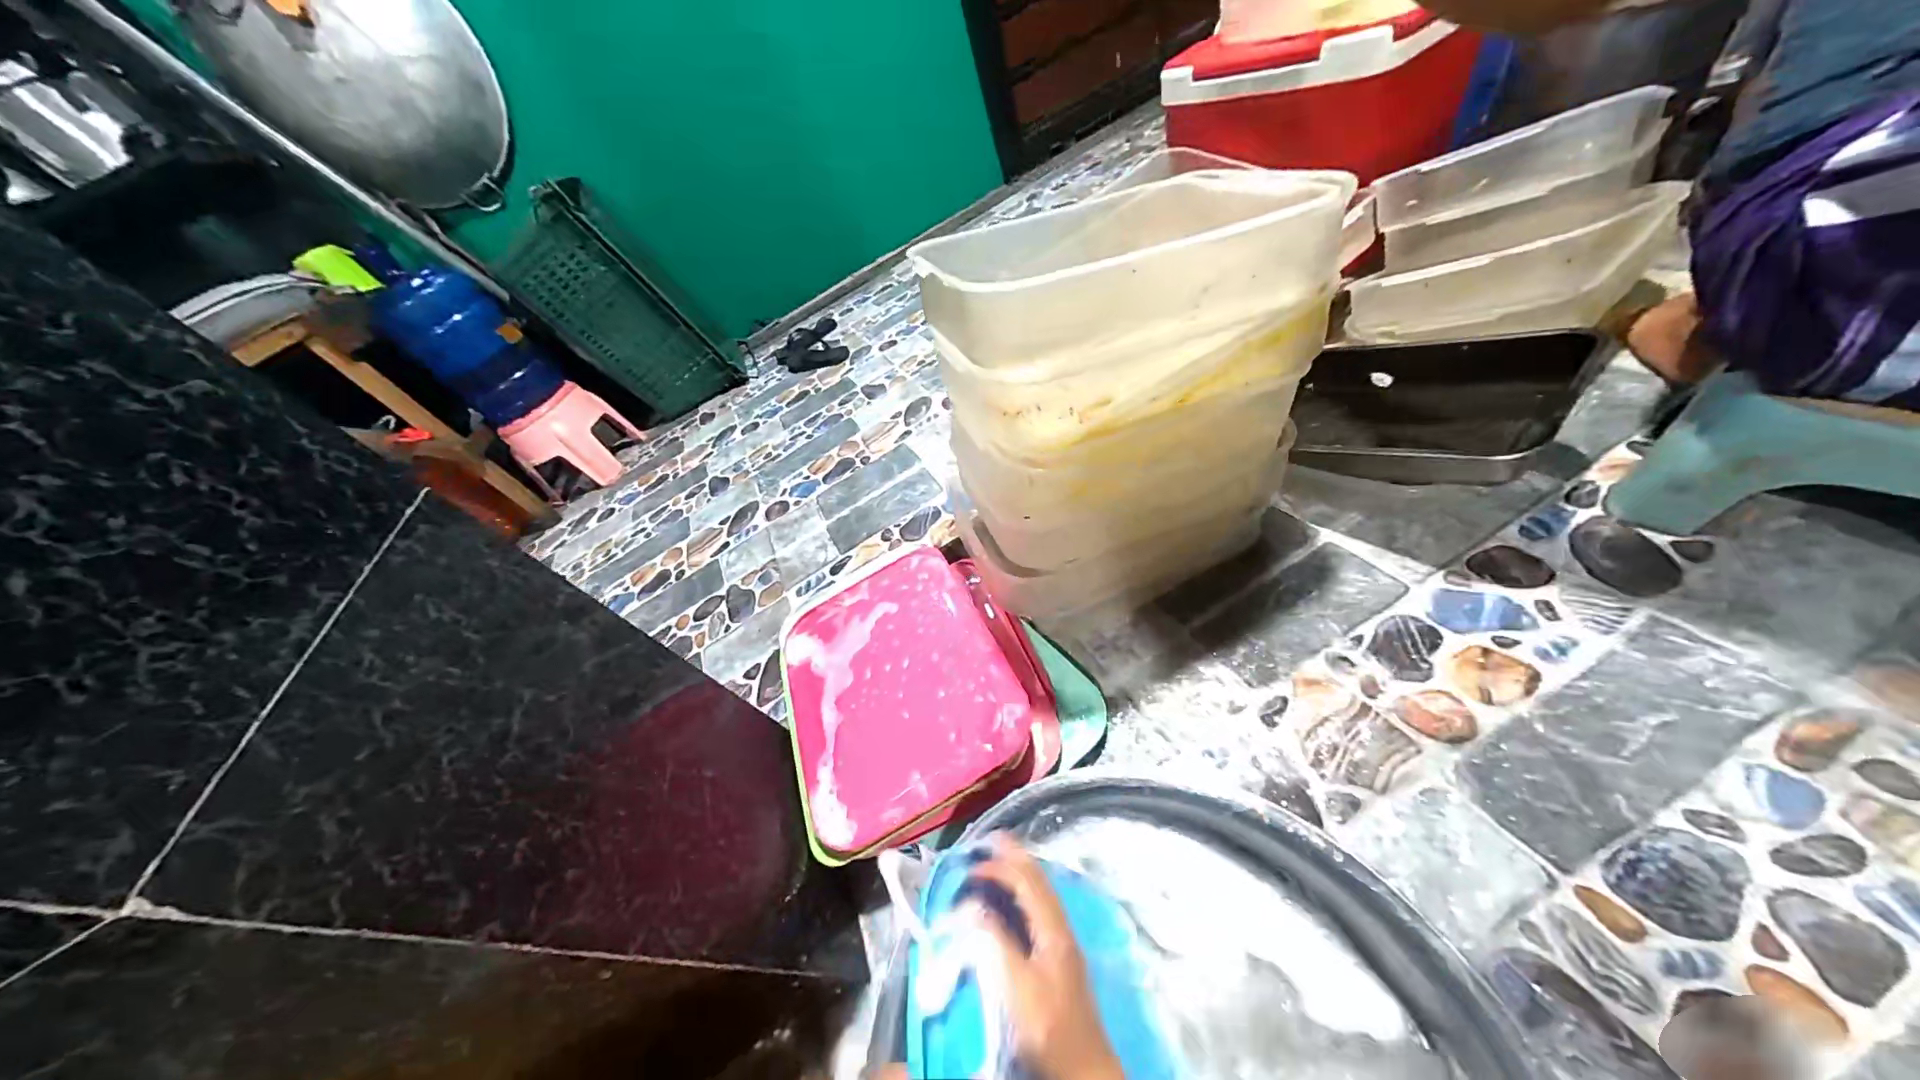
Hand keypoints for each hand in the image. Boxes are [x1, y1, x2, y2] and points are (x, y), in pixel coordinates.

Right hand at [969, 836, 1123, 1079]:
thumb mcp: (1016, 985)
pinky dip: (1022, 893)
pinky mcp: (1057, 959)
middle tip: (990, 839)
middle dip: (1014, 856)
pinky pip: (1038, 909)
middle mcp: (1060, 928)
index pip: (1027, 881)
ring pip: (1040, 893)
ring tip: (998, 860)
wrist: (1082, 1068)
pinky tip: (1011, 900)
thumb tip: (974, 905)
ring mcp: (1061, 943)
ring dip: (1019, 872)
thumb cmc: (1047, 1026)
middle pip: (1039, 880)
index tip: (972, 861)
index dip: (1000, 865)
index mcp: (1052, 929)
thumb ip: (994, 941)